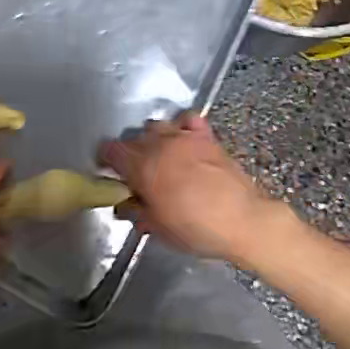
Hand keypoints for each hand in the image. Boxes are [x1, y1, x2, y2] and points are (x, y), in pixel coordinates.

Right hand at [100, 113, 291, 263]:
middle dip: (130, 153)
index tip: (109, 171)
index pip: (111, 150)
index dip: (106, 160)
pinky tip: (184, 141)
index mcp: (142, 167)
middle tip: (137, 175)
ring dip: (153, 139)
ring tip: (160, 158)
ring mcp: (184, 137)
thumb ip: (137, 212)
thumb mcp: (159, 228)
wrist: (242, 220)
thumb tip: (126, 205)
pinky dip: (181, 125)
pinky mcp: (206, 136)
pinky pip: (187, 119)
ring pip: (157, 126)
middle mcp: (160, 145)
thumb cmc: (196, 229)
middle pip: (133, 138)